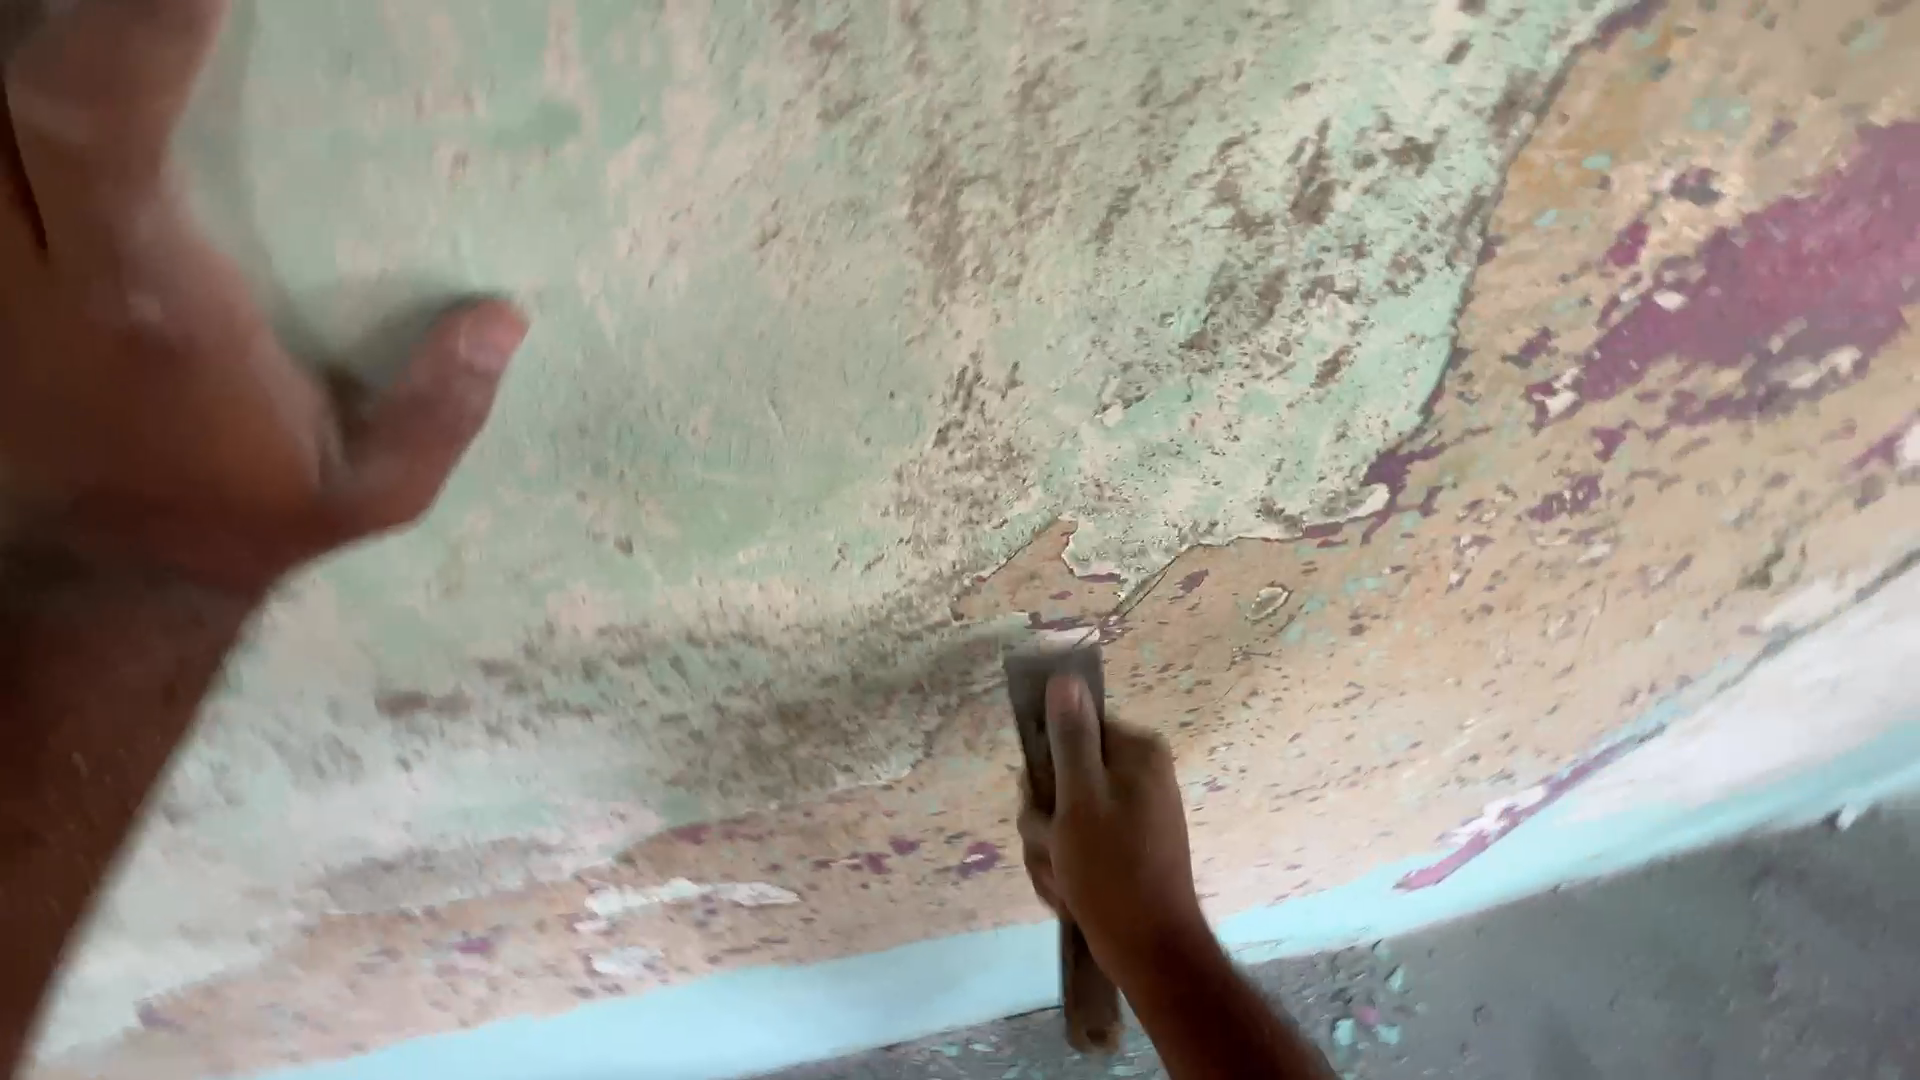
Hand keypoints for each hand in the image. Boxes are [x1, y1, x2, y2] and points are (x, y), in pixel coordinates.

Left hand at [0, 0, 526, 593]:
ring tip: (163, 19)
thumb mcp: (382, 492)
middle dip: (90, 10)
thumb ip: (443, 411)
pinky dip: (34, 78)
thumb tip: (503, 317)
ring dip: (56, 36)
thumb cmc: (257, 518)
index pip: (97, 128)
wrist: (116, 564)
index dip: (130, 29)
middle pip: (10, 74)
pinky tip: (82, 57)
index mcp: (150, 309)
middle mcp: (39, 261)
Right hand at [1019, 674, 1209, 973]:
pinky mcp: (1122, 846)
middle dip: (1046, 819)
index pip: (1071, 730)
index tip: (1043, 799)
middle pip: (1061, 774)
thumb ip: (1070, 737)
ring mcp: (1130, 812)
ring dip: (1050, 849)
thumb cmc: (1113, 871)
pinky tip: (1071, 892)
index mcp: (1136, 752)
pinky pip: (1073, 843)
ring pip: (1060, 815)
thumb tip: (1063, 678)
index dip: (1048, 766)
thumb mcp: (1081, 798)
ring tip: (1066, 878)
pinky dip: (1064, 868)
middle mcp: (1137, 774)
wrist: (1150, 953)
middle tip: (1056, 847)